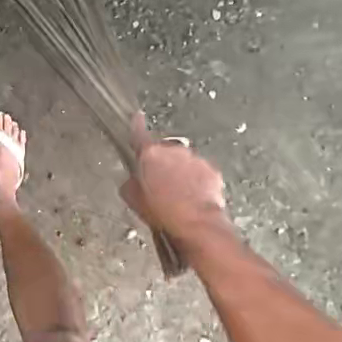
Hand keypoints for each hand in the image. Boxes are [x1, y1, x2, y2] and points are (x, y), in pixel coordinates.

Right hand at [120, 112, 230, 247]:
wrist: (195, 224)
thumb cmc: (163, 213)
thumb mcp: (133, 200)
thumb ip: (130, 183)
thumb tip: (132, 180)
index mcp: (150, 155)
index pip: (139, 134)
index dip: (136, 125)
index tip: (137, 117)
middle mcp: (173, 151)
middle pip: (163, 152)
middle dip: (161, 164)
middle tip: (158, 185)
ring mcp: (194, 159)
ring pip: (182, 162)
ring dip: (179, 173)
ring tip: (177, 196)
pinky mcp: (211, 170)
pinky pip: (199, 172)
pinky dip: (195, 181)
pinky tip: (191, 198)